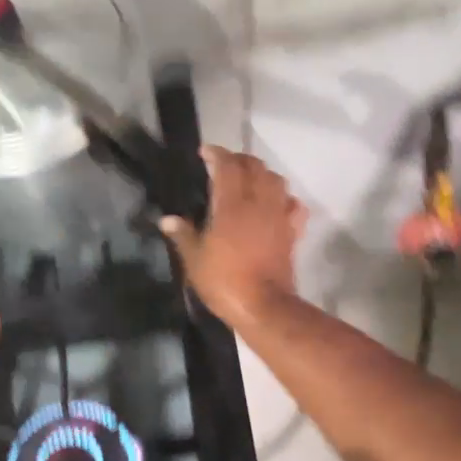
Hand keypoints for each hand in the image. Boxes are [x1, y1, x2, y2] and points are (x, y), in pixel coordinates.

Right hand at [159, 145, 307, 325]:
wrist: (263, 307)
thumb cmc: (224, 281)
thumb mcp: (194, 260)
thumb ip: (182, 235)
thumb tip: (167, 219)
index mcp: (232, 204)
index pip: (227, 166)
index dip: (215, 154)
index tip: (204, 153)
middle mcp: (259, 202)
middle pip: (255, 166)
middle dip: (239, 160)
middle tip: (223, 166)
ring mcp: (279, 216)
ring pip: (276, 179)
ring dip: (262, 174)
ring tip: (248, 181)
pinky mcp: (292, 232)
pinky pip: (293, 205)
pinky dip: (284, 198)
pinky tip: (276, 205)